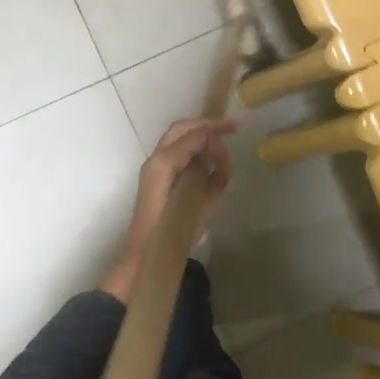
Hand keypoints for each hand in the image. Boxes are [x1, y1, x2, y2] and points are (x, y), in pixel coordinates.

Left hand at [98, 118, 236, 301]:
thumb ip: (210, 176)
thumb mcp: (198, 202)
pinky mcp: (155, 178)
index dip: (216, 137)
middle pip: (182, 129)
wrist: (145, 252)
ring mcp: (153, 168)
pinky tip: (208, 163)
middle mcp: (156, 159)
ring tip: (221, 151)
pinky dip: (192, 151)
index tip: (234, 145)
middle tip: (233, 128)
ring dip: (199, 137)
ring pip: (177, 139)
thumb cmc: (171, 232)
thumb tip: (217, 158)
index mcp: (163, 163)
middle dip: (207, 126)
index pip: (194, 135)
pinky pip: (175, 154)